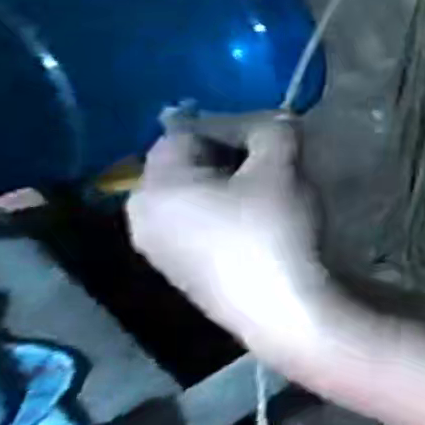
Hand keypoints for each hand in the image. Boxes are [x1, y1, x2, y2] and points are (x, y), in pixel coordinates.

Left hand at [126, 115, 338, 354]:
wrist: (280, 304)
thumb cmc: (273, 228)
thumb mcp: (282, 168)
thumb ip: (275, 133)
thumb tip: (275, 121)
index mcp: (155, 187)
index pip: (184, 134)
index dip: (231, 127)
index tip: (274, 137)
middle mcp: (142, 216)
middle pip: (187, 167)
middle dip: (233, 158)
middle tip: (280, 162)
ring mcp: (159, 248)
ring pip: (197, 197)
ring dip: (236, 186)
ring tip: (279, 191)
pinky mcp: (184, 270)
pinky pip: (203, 224)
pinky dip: (232, 214)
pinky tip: (268, 224)